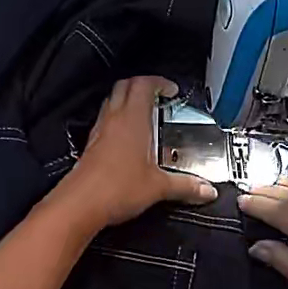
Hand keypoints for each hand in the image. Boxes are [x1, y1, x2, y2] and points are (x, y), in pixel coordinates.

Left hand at [48, 76, 215, 233]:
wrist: (79, 206)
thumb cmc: (116, 188)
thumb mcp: (158, 187)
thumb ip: (186, 186)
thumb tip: (208, 191)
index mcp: (133, 119)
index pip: (144, 83)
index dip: (159, 82)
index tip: (172, 90)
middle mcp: (114, 119)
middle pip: (125, 85)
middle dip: (143, 86)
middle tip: (159, 97)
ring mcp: (100, 131)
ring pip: (112, 101)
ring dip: (128, 100)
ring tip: (145, 115)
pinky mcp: (90, 145)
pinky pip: (104, 121)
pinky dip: (117, 120)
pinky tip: (128, 140)